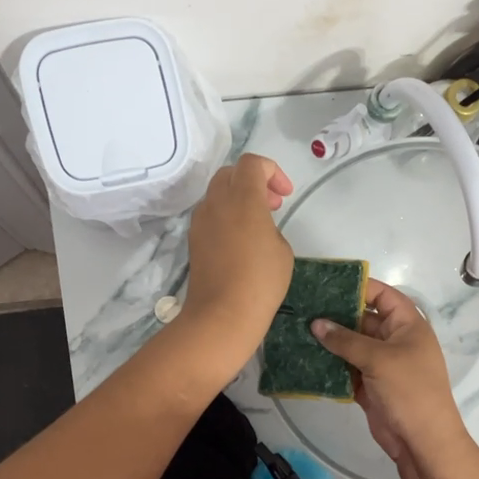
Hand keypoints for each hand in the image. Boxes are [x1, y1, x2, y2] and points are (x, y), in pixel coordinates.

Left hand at [180, 154, 294, 351]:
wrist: (222, 314)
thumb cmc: (260, 281)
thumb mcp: (281, 249)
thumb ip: (269, 225)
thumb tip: (255, 226)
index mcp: (242, 197)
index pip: (252, 163)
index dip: (272, 171)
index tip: (285, 195)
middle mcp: (216, 202)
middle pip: (231, 173)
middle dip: (253, 181)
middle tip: (272, 204)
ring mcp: (200, 221)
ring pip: (217, 194)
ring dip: (238, 199)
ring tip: (257, 224)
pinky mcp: (194, 240)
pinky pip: (210, 215)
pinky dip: (226, 216)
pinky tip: (240, 241)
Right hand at [312, 280, 467, 461]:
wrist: (422, 440)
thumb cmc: (409, 390)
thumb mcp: (378, 359)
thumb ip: (345, 340)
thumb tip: (316, 323)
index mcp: (407, 324)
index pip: (382, 295)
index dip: (358, 287)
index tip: (326, 285)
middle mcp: (395, 340)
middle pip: (362, 319)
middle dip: (335, 315)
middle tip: (302, 308)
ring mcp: (382, 364)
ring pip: (351, 346)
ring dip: (329, 342)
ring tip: (296, 331)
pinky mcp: (369, 385)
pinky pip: (346, 369)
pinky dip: (330, 366)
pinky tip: (305, 359)